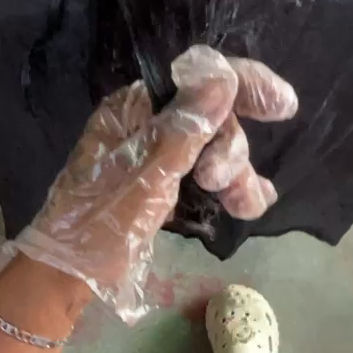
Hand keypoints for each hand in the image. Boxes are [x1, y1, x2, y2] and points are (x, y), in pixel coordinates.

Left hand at [14, 45, 297, 323]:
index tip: (282, 107)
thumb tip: (222, 76)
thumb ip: (186, 126)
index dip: (242, 84)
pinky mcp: (159, 189)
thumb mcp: (147, 174)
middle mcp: (146, 127)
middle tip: (218, 181)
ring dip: (236, 174)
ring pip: (212, 151)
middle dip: (229, 148)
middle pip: (212, 117)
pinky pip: (202, 178)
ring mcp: (154, 159)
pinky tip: (252, 203)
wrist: (69, 276)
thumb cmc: (100, 222)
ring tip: (245, 207)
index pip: (195, 77)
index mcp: (133, 110)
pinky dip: (228, 189)